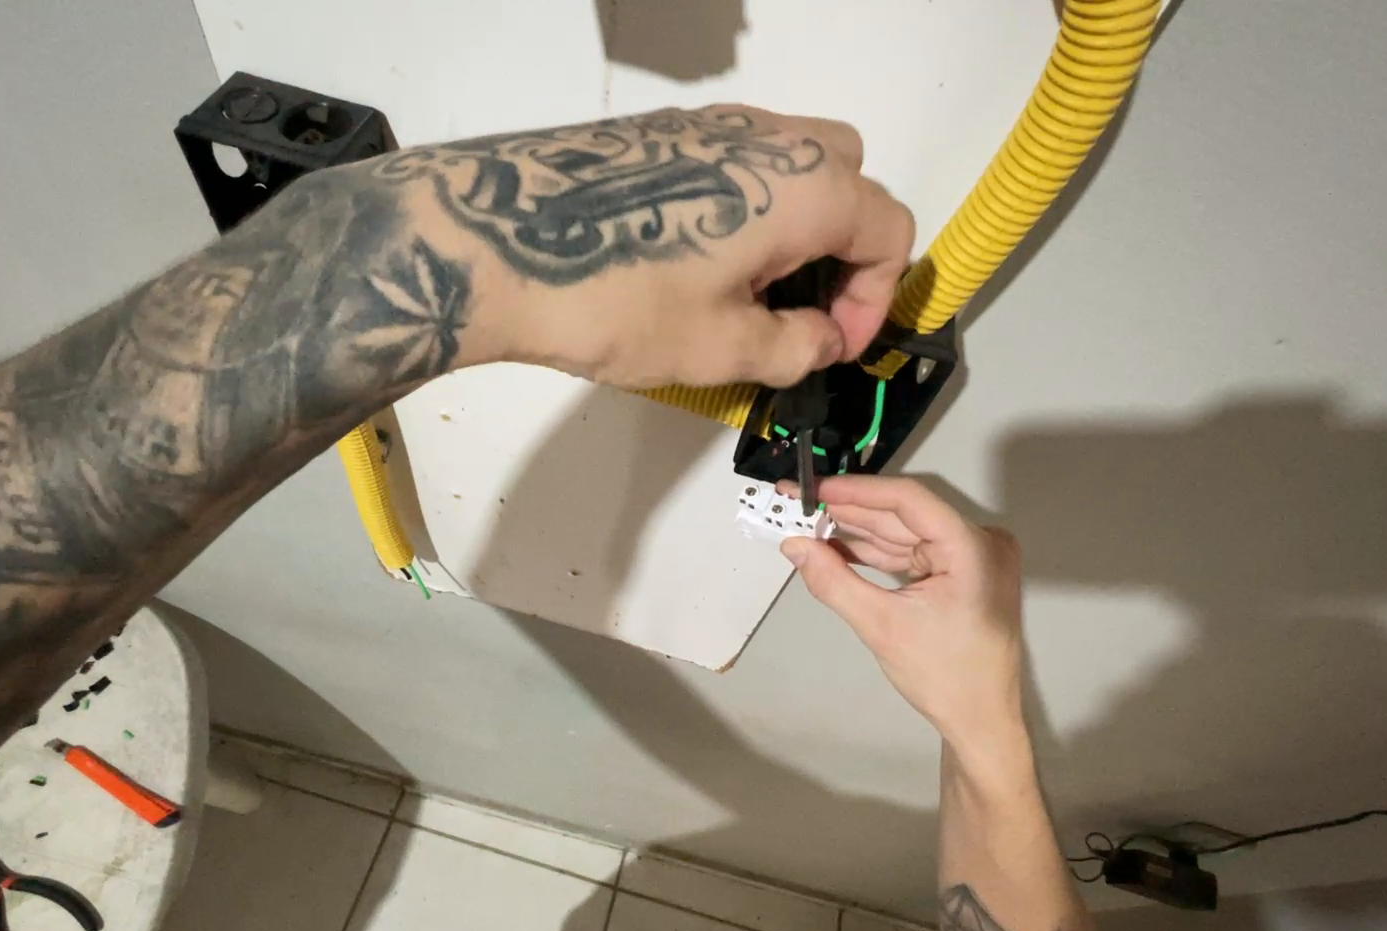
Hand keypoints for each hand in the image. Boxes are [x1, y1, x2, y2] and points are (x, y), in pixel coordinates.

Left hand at [370, 104, 913, 387]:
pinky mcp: (666, 132)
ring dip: (797, 233)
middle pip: (851, 184)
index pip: (889, 231)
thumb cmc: (623, 302)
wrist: (496, 245)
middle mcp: (773, 136)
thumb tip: (824, 339)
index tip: (834, 345)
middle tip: (801, 313)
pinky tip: (699, 262)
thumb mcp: (722, 349)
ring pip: (794, 169)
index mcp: (809, 186)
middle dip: (844, 254)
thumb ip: (797, 348)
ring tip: (748, 296)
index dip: (877, 298)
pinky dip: (751, 211)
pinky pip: (741, 165)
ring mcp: (716, 125)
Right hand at [780, 476, 1024, 745]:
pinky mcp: (959, 572)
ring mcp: (970, 557)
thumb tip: (792, 545)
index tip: (814, 489)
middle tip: (798, 501)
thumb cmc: (943, 677)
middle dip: (848, 511)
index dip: (857, 491)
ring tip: (807, 522)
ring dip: (855, 531)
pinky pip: (909, 552)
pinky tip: (835, 546)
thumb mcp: (881, 626)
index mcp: (973, 548)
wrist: (981, 720)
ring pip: (901, 533)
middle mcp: (978, 542)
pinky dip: (873, 553)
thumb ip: (833, 580)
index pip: (908, 501)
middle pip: (902, 515)